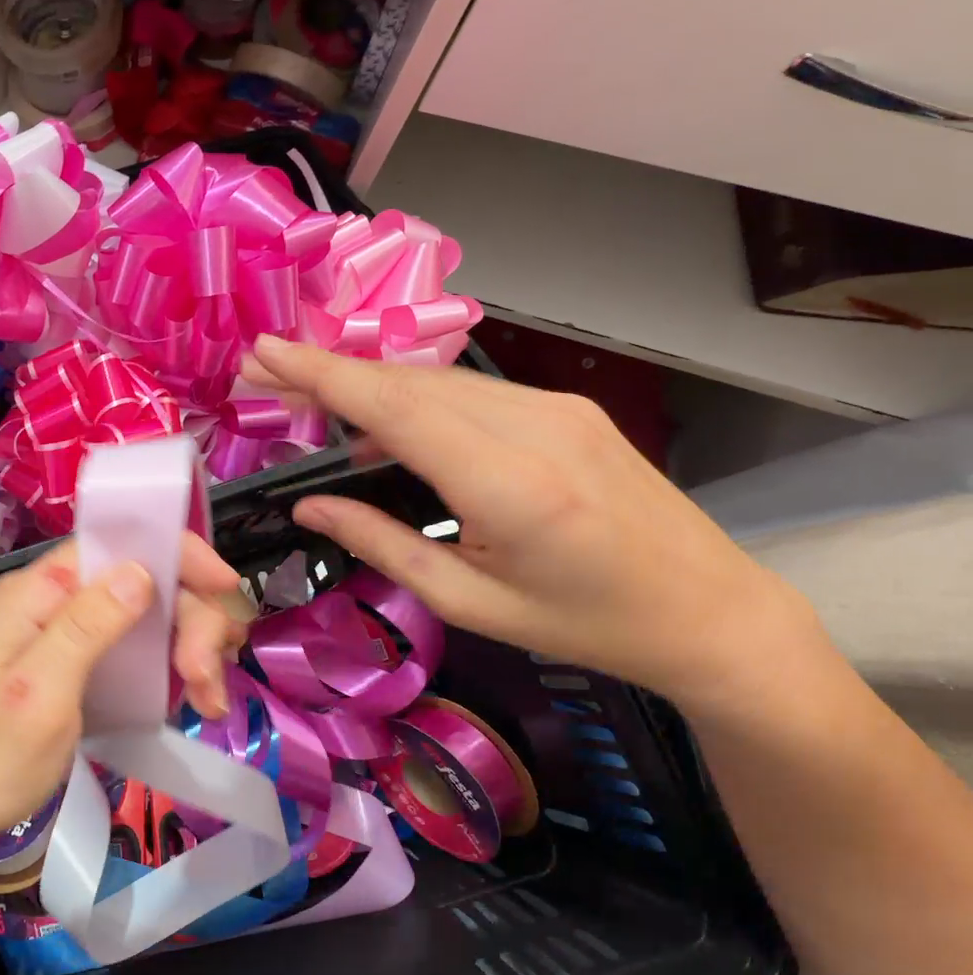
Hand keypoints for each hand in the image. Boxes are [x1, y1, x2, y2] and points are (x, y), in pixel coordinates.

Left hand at [0, 534, 244, 858]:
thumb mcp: (40, 694)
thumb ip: (85, 627)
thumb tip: (141, 570)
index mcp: (38, 591)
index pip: (117, 542)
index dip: (176, 554)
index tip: (225, 589)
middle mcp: (55, 598)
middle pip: (145, 579)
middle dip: (190, 620)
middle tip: (206, 681)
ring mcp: (70, 630)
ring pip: (153, 613)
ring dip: (191, 648)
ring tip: (208, 700)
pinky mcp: (85, 662)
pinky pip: (143, 646)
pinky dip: (177, 668)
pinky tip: (194, 700)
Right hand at [244, 335, 818, 707]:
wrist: (710, 611)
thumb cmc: (584, 623)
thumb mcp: (469, 602)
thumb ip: (382, 545)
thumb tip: (309, 508)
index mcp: (510, 486)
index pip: (395, 409)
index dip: (322, 374)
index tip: (264, 351)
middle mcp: (535, 427)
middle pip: (407, 383)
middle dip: (329, 370)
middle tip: (264, 371)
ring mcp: (557, 409)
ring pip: (435, 380)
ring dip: (366, 382)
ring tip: (308, 393)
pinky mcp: (566, 408)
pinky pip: (469, 391)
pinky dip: (411, 396)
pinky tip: (379, 418)